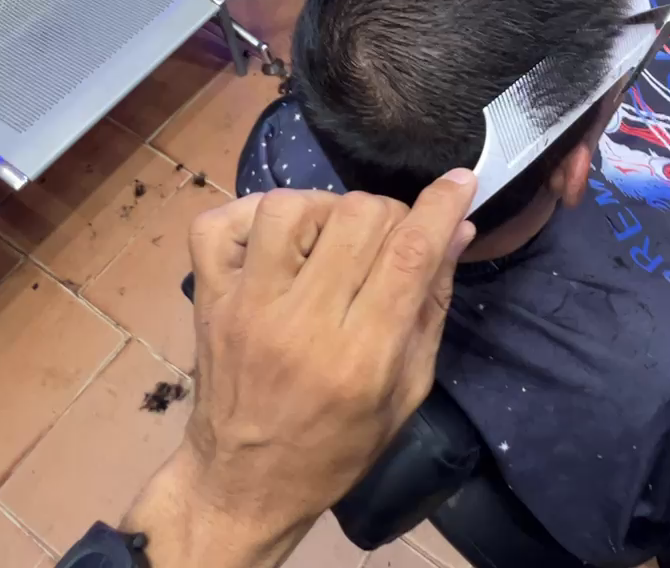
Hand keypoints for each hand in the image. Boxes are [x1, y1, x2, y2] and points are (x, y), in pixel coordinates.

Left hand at [123, 174, 476, 566]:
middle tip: (389, 241)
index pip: (409, 254)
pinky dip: (253, 214)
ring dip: (326, 209)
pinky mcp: (208, 298)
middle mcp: (300, 324)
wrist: (243, 487)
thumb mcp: (409, 389)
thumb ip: (433, 305)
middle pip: (358, 216)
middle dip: (390, 214)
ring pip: (290, 207)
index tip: (461, 182)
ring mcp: (245, 306)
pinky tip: (280, 238)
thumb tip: (457, 229)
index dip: (441, 206)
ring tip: (334, 238)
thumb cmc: (339, 444)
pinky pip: (219, 223)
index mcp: (360, 357)